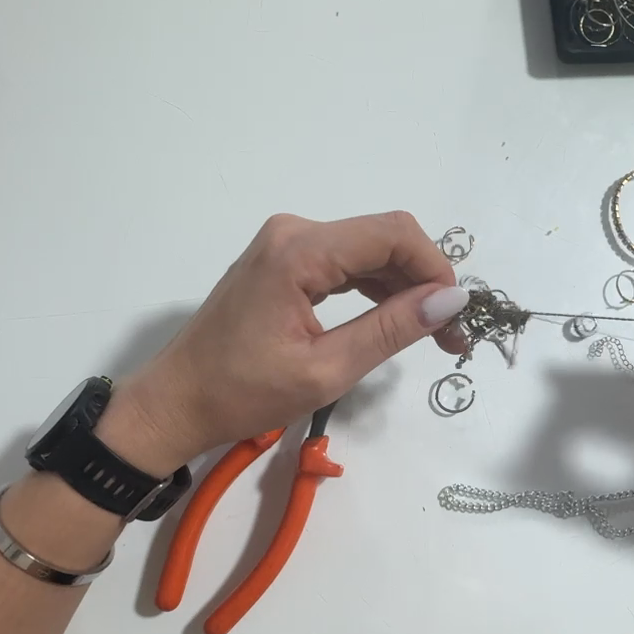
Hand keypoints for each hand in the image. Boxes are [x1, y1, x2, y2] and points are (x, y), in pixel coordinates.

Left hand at [97, 212, 469, 473]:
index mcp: (299, 251)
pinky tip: (394, 321)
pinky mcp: (283, 262)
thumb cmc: (243, 393)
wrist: (178, 401)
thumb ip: (390, 330)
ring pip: (368, 251)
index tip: (455, 318)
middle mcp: (294, 233)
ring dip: (404, 288)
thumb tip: (450, 301)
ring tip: (432, 335)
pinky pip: (345, 264)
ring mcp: (286, 245)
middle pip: (384, 238)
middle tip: (451, 337)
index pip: (393, 234)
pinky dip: (375, 289)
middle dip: (425, 282)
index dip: (435, 268)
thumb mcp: (325, 370)